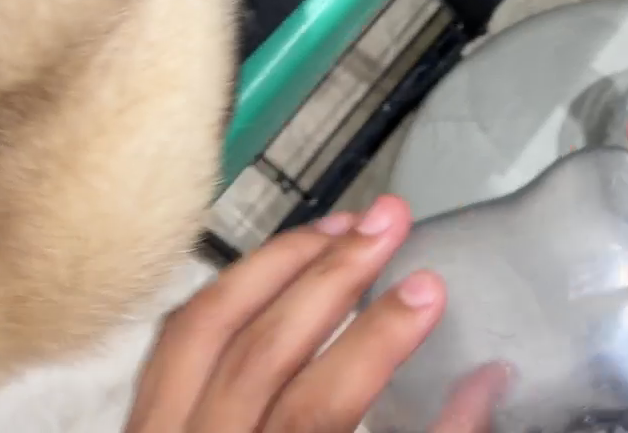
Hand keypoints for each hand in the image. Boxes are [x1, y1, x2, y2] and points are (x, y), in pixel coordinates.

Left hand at [124, 196, 487, 432]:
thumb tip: (488, 378)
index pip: (315, 412)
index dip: (377, 342)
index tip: (429, 284)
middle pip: (261, 353)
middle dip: (334, 274)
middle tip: (390, 217)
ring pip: (205, 327)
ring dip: (278, 262)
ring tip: (340, 222)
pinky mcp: (139, 430)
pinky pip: (178, 338)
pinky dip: (233, 286)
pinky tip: (282, 260)